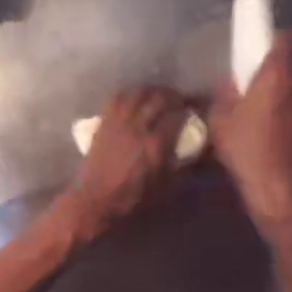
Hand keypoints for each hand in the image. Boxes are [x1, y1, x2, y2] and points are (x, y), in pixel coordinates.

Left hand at [58, 87, 188, 240]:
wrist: (97, 200)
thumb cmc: (132, 198)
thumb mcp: (165, 188)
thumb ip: (181, 168)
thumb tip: (195, 154)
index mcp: (156, 144)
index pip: (177, 116)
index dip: (189, 110)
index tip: (193, 111)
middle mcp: (138, 128)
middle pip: (159, 99)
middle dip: (173, 96)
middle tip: (178, 101)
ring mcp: (119, 123)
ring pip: (138, 94)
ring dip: (151, 92)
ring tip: (157, 96)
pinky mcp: (104, 123)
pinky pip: (116, 99)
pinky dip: (128, 94)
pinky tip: (134, 100)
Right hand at [208, 32, 291, 243]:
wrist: (283, 189)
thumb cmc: (248, 152)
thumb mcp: (220, 121)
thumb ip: (226, 93)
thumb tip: (233, 81)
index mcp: (278, 74)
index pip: (285, 37)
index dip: (272, 41)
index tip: (258, 53)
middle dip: (280, 70)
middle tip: (261, 89)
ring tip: (276, 114)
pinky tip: (289, 132)